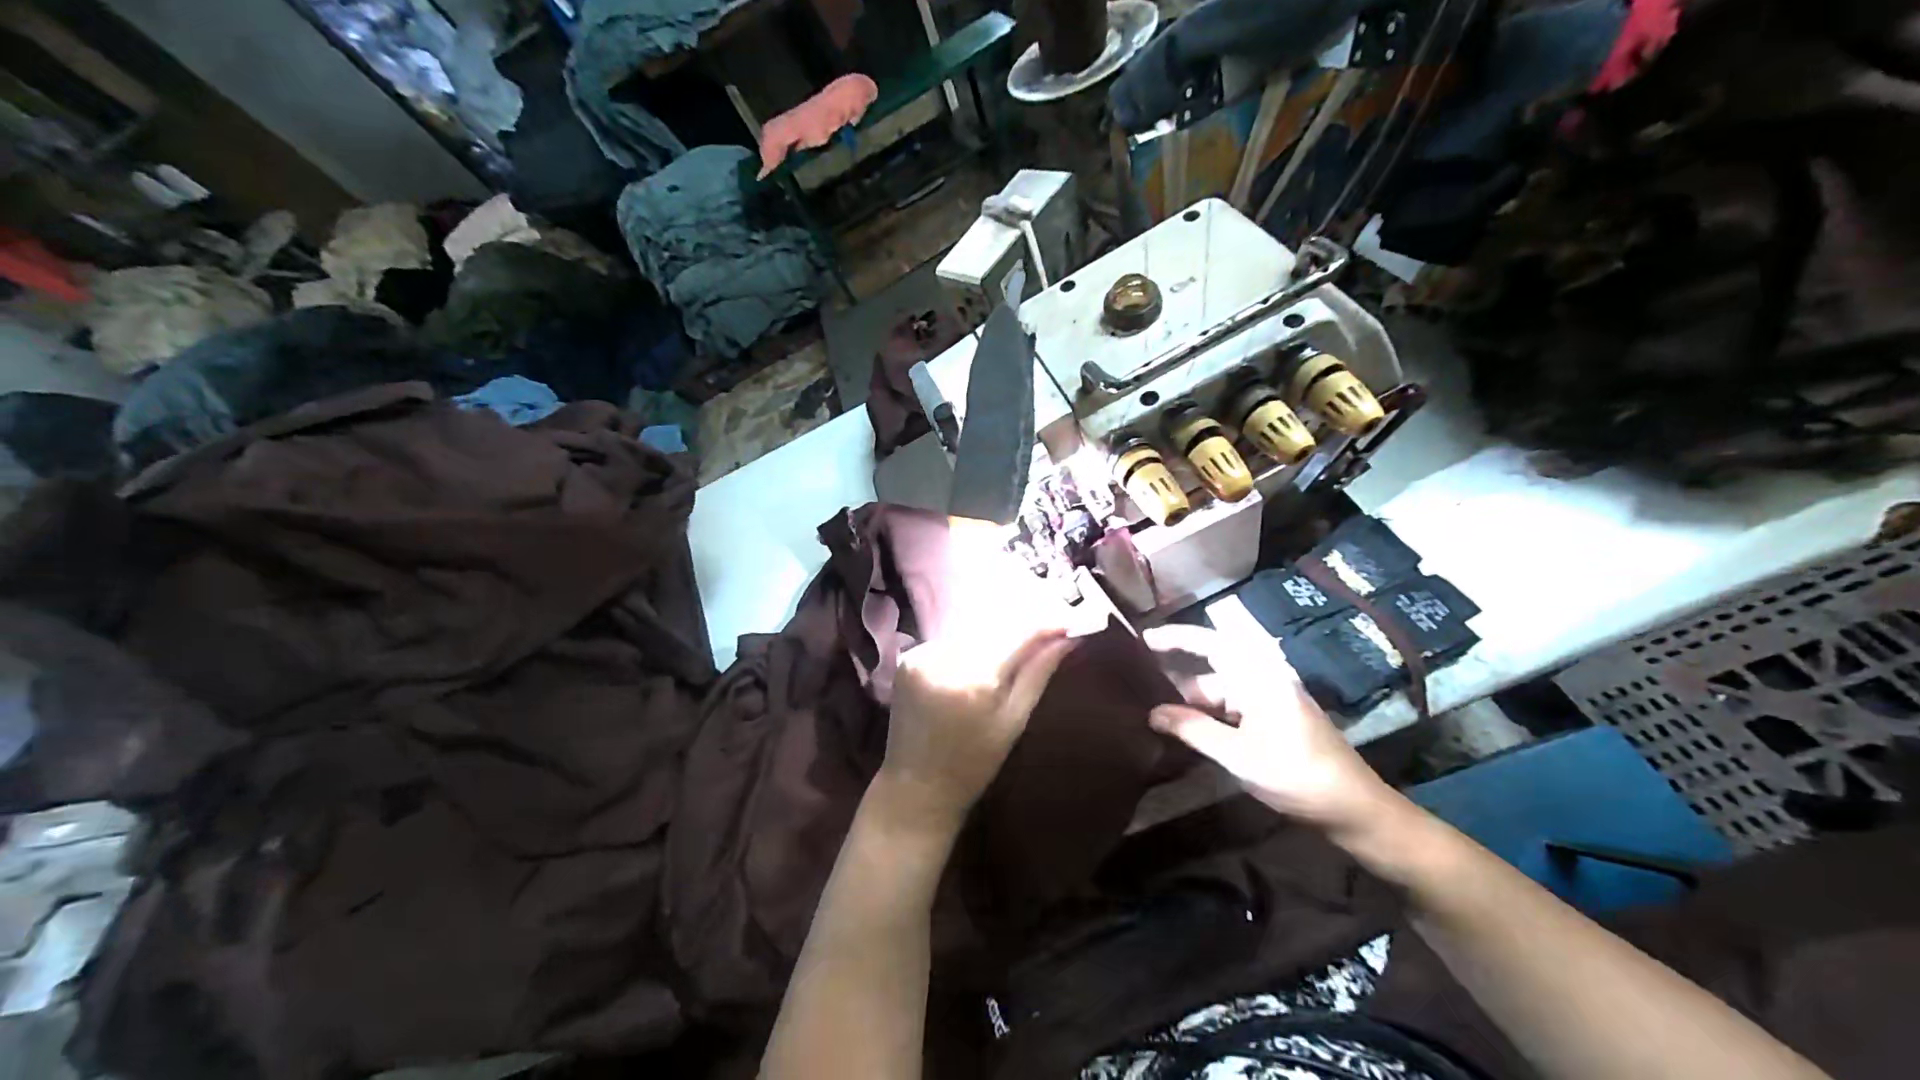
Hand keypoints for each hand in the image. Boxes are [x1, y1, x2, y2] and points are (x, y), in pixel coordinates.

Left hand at [875, 627, 1075, 834]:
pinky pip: (947, 641)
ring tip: (1011, 652)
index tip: (1068, 623)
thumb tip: (1068, 637)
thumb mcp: (1014, 722)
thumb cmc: (974, 764)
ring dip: (991, 638)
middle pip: (993, 629)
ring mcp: (920, 657)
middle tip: (1046, 636)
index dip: (1045, 626)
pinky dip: (964, 647)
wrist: (917, 787)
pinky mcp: (907, 659)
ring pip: (970, 632)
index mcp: (976, 682)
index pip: (1017, 635)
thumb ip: (1038, 674)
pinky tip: (974, 665)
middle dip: (1018, 631)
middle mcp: (945, 660)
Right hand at [1144, 624, 1396, 838]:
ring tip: (1154, 716)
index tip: (1143, 640)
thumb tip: (1152, 714)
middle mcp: (1265, 679)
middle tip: (1139, 687)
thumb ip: (1193, 730)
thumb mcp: (1238, 755)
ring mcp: (1271, 699)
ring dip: (1192, 704)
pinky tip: (1187, 731)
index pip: (1211, 643)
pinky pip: (1233, 707)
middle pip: (1212, 669)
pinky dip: (1209, 715)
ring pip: (1220, 692)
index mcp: (1260, 677)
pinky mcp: (1275, 718)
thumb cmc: (1297, 776)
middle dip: (1177, 679)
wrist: (1355, 809)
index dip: (1176, 637)